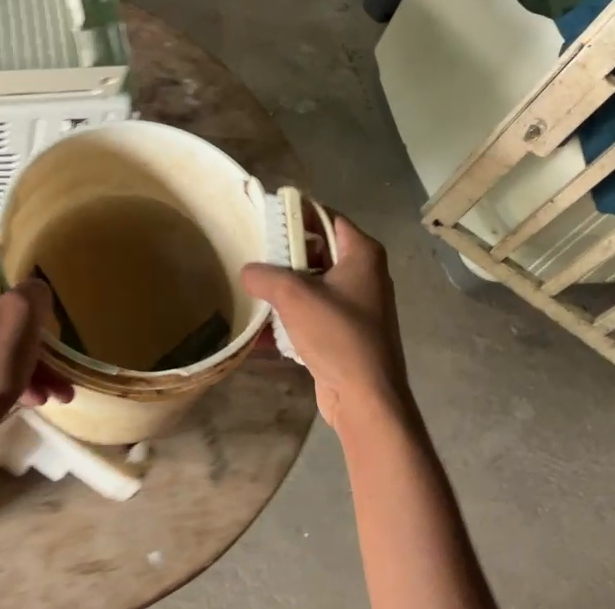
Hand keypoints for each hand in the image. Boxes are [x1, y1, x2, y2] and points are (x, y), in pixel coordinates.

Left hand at [0, 241, 72, 460]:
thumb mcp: (22, 316)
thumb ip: (34, 289)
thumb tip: (32, 289)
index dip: (15, 254)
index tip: (41, 265)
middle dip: (31, 325)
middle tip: (57, 341)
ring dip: (28, 359)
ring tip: (59, 388)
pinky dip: (9, 377)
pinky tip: (37, 400)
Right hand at [242, 216, 407, 430]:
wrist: (366, 399)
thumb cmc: (337, 336)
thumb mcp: (293, 296)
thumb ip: (264, 275)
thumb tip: (247, 272)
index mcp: (362, 254)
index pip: (327, 217)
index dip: (297, 213)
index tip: (266, 217)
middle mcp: (365, 275)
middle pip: (318, 250)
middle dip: (285, 254)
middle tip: (253, 253)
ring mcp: (357, 306)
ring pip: (313, 284)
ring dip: (284, 288)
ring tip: (251, 288)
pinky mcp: (347, 334)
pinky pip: (313, 313)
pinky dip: (290, 316)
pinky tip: (260, 328)